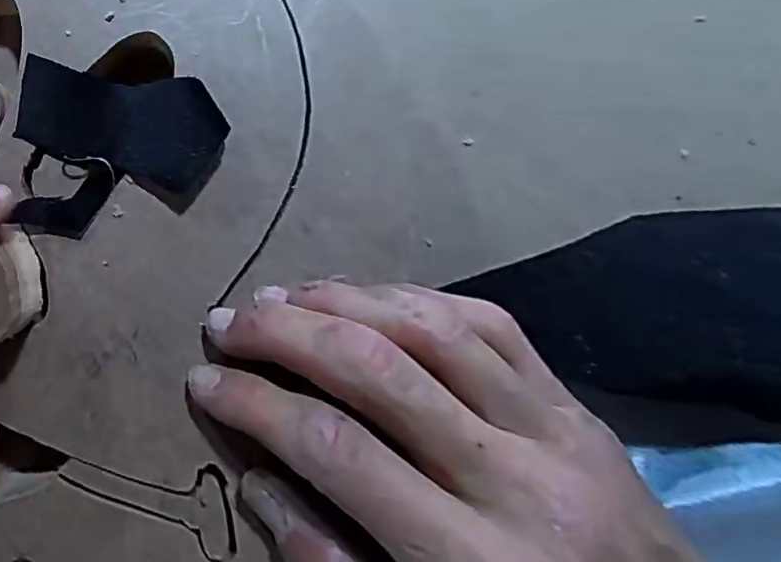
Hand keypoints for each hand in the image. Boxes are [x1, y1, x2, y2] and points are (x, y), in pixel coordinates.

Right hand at [190, 282, 699, 561]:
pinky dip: (410, 296)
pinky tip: (364, 296)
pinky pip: (486, 320)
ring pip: (429, 326)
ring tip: (281, 295)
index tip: (203, 382)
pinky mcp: (578, 404)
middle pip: (376, 370)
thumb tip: (258, 477)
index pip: (336, 453)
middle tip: (227, 320)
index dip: (253, 407)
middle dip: (283, 334)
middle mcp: (523, 485)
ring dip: (339, 297)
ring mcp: (559, 432)